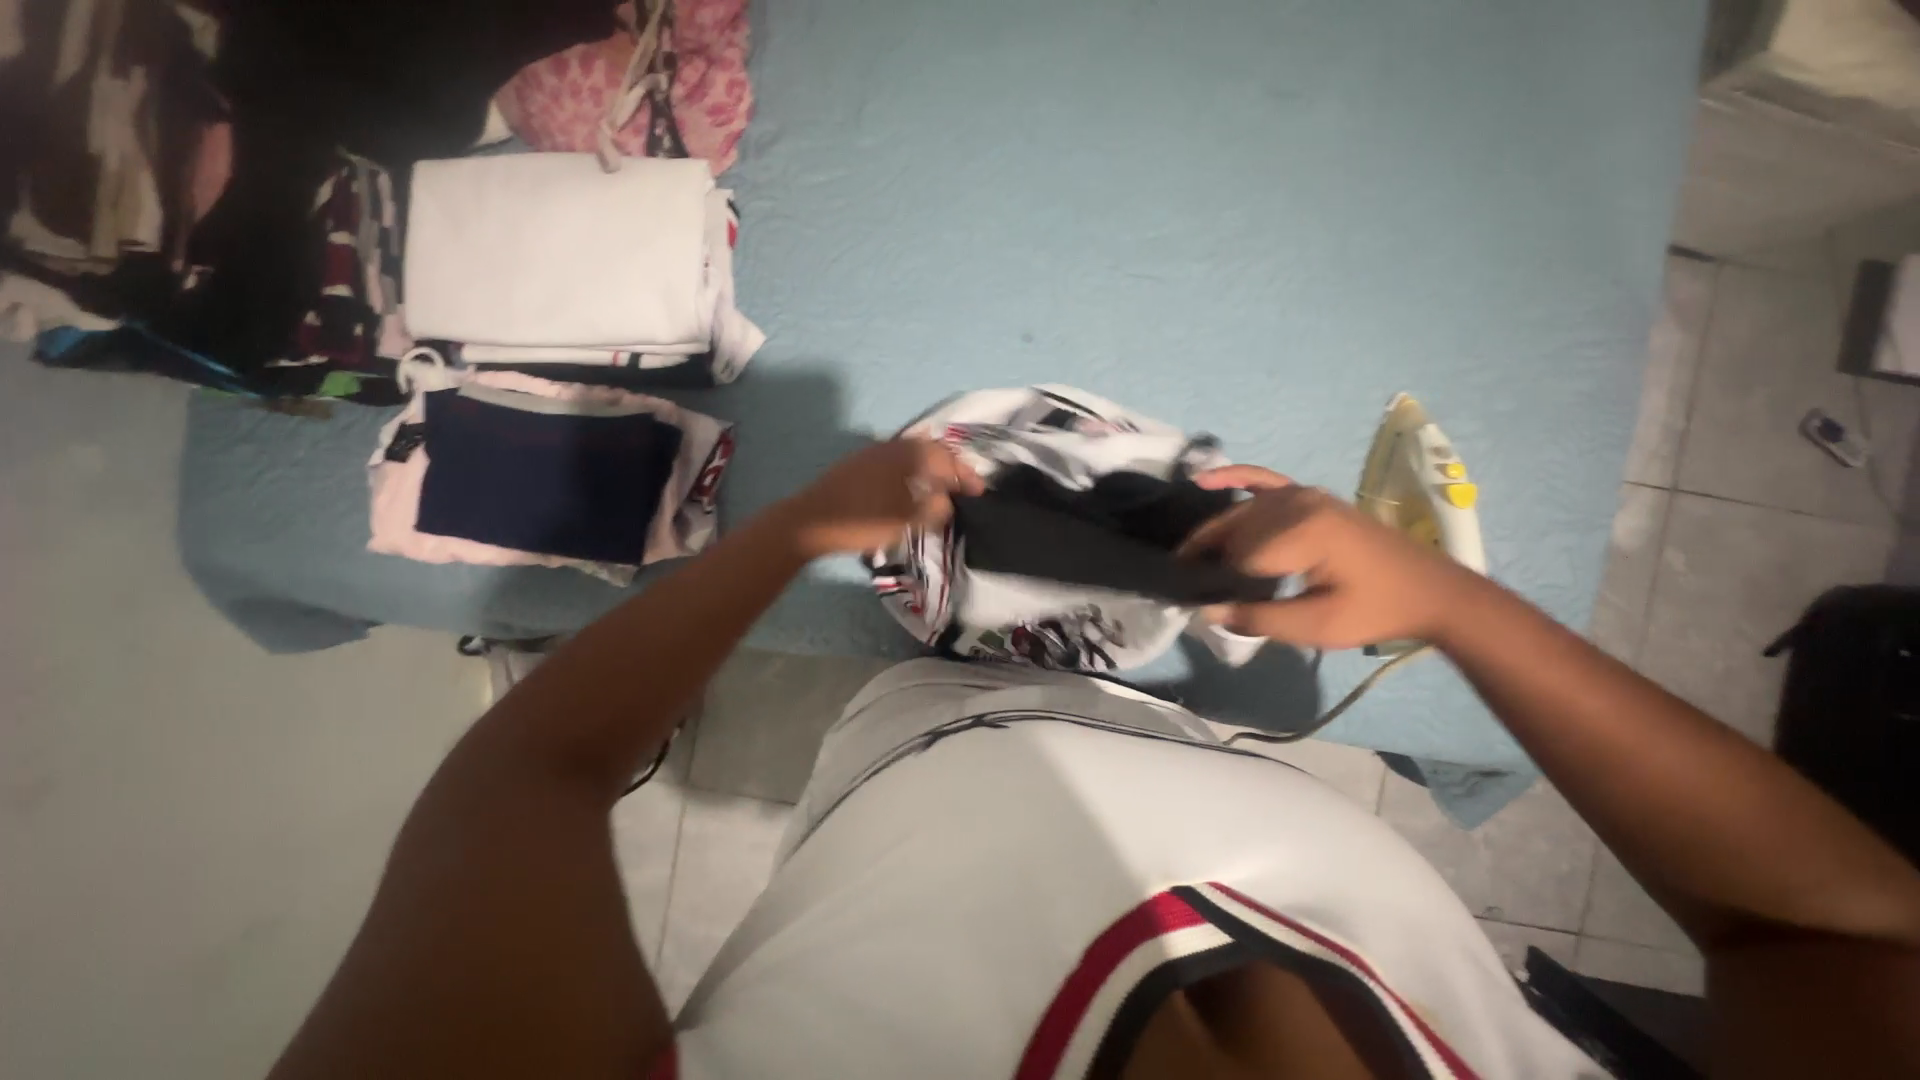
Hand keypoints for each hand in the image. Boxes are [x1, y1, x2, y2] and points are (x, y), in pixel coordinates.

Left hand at [780, 438, 984, 557]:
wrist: (808, 521)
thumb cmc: (861, 521)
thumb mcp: (905, 521)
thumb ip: (934, 509)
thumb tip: (947, 501)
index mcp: (907, 455)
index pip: (947, 458)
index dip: (966, 474)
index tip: (980, 491)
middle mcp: (892, 446)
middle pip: (930, 449)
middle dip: (949, 466)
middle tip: (962, 485)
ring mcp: (871, 453)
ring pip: (911, 453)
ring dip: (929, 467)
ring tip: (940, 487)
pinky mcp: (857, 464)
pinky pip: (895, 460)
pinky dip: (911, 470)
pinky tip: (909, 487)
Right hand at [1178, 465, 1485, 647]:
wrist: (1432, 592)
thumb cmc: (1375, 611)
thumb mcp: (1317, 625)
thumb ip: (1259, 618)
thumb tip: (1207, 610)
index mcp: (1303, 534)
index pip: (1239, 558)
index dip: (1217, 583)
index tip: (1200, 604)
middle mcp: (1300, 504)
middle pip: (1237, 531)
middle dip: (1210, 557)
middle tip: (1190, 586)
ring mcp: (1306, 495)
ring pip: (1244, 511)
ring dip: (1218, 532)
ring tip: (1194, 559)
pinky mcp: (1313, 497)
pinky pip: (1265, 479)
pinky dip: (1234, 477)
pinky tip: (1204, 479)